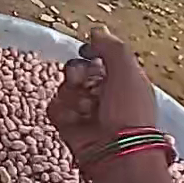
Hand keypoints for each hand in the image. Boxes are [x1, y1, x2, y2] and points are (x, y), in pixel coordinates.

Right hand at [47, 26, 160, 160]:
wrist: (116, 152)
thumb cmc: (129, 112)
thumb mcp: (128, 72)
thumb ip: (112, 47)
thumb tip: (96, 30)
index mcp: (121, 79)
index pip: (97, 57)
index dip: (90, 53)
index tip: (88, 54)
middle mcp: (101, 93)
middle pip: (75, 70)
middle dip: (77, 75)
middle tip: (85, 84)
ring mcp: (83, 109)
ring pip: (63, 88)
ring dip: (72, 97)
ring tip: (86, 110)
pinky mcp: (67, 124)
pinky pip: (54, 108)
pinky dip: (63, 112)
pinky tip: (76, 120)